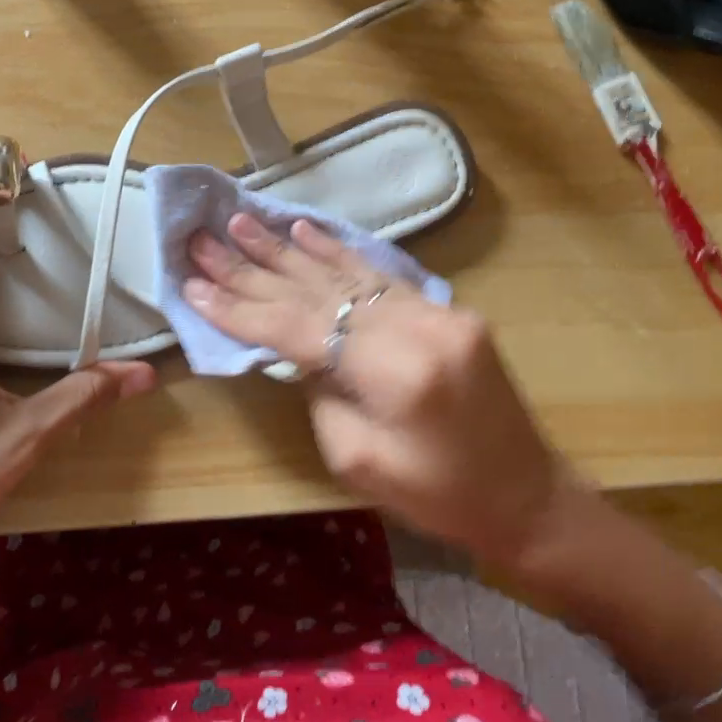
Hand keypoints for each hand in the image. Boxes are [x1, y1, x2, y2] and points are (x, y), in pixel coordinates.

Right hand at [182, 213, 569, 568]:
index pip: (298, 328)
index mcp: (397, 371)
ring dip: (287, 250)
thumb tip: (299, 352)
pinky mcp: (446, 312)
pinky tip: (304, 231)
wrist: (528, 499)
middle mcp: (418, 326)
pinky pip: (380, 275)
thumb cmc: (440, 497)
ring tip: (240, 222)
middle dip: (253, 268)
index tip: (193, 287)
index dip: (241, 310)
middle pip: (317, 291)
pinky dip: (338, 253)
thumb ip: (321, 396)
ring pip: (345, 274)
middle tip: (203, 240)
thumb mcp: (359, 461)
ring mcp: (437, 312)